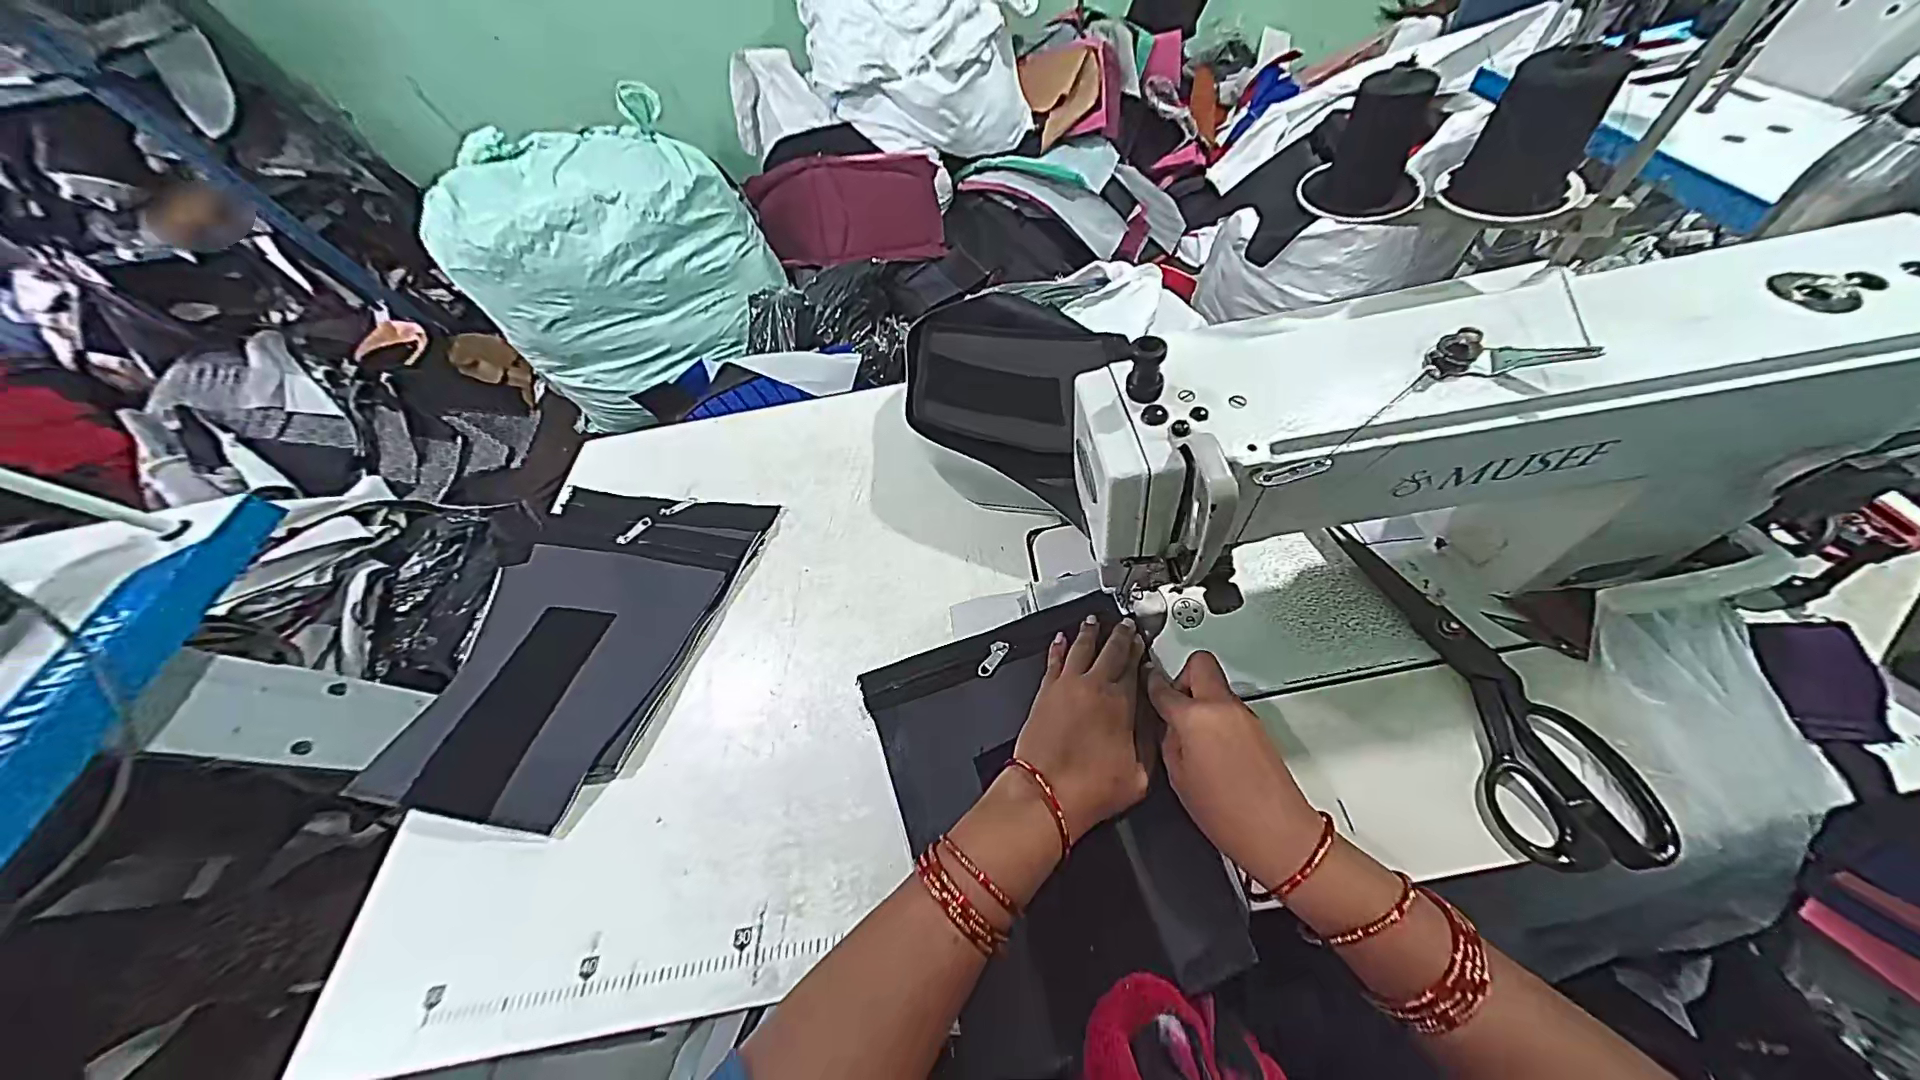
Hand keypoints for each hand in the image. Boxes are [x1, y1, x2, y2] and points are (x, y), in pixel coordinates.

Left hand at [1013, 615, 1151, 840]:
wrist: (1046, 793)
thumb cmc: (1088, 789)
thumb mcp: (1140, 775)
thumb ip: (1150, 744)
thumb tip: (1156, 727)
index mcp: (1121, 703)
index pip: (1136, 667)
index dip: (1141, 652)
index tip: (1144, 643)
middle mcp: (1094, 687)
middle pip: (1111, 651)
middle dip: (1120, 635)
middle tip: (1126, 625)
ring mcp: (1067, 687)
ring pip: (1081, 648)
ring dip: (1090, 633)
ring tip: (1094, 622)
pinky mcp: (1045, 694)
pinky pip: (1054, 661)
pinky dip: (1058, 648)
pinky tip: (1060, 640)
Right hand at [1148, 651, 1323, 883]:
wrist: (1278, 832)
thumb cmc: (1230, 814)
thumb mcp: (1178, 776)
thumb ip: (1168, 739)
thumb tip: (1168, 725)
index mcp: (1196, 717)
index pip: (1164, 686)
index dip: (1151, 684)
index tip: (1148, 683)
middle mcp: (1223, 707)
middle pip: (1200, 663)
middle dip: (1182, 676)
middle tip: (1173, 700)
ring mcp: (1245, 715)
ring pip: (1216, 685)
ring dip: (1201, 699)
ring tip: (1191, 733)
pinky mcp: (1259, 728)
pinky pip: (1230, 707)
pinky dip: (1216, 716)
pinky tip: (1210, 746)